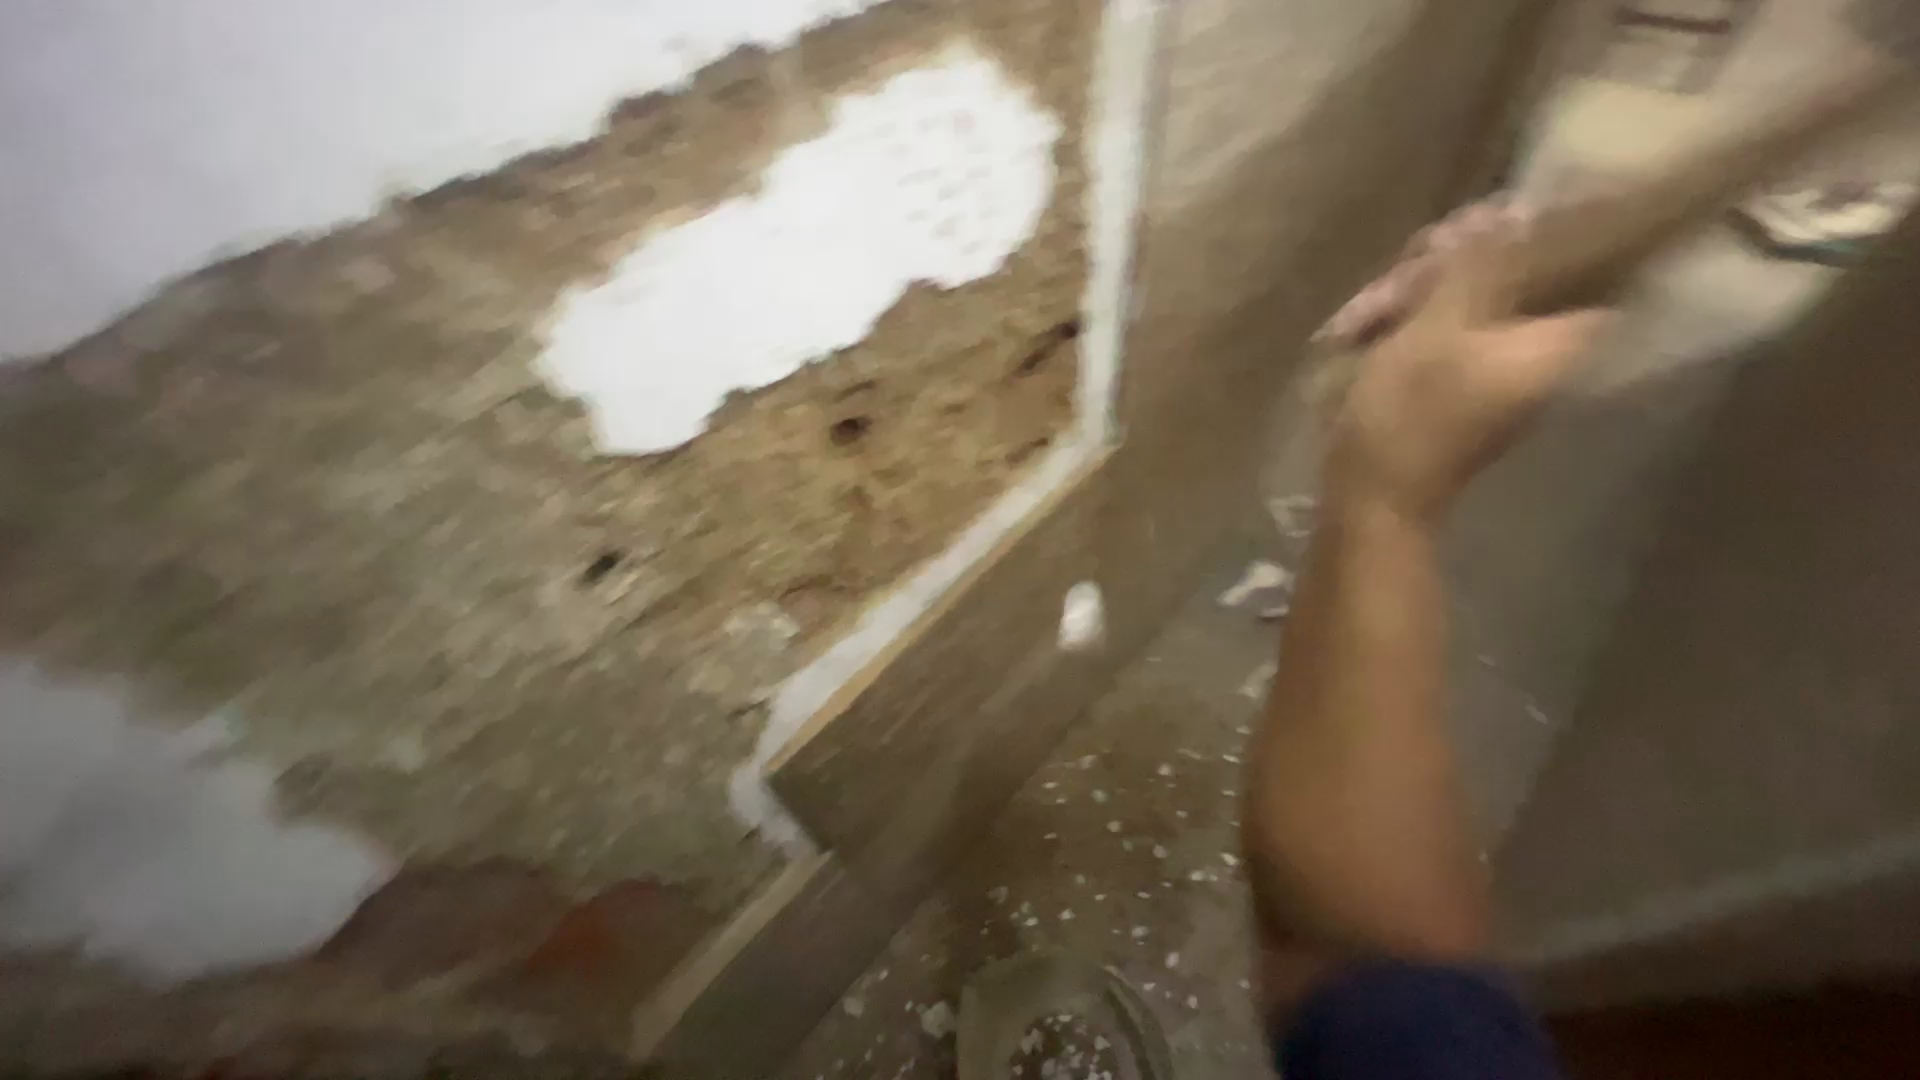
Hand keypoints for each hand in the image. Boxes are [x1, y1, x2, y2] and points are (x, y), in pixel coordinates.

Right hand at [1325, 202, 1610, 524]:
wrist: (1372, 497)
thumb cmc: (1409, 415)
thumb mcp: (1436, 329)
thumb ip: (1477, 266)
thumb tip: (1513, 208)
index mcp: (1553, 338)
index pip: (1581, 260)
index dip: (1540, 231)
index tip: (1484, 220)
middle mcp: (1534, 350)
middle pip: (1509, 276)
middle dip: (1445, 269)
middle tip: (1396, 275)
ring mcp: (1490, 369)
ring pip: (1463, 302)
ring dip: (1408, 299)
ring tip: (1357, 316)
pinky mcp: (1452, 383)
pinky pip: (1438, 333)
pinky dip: (1400, 328)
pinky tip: (1354, 331)